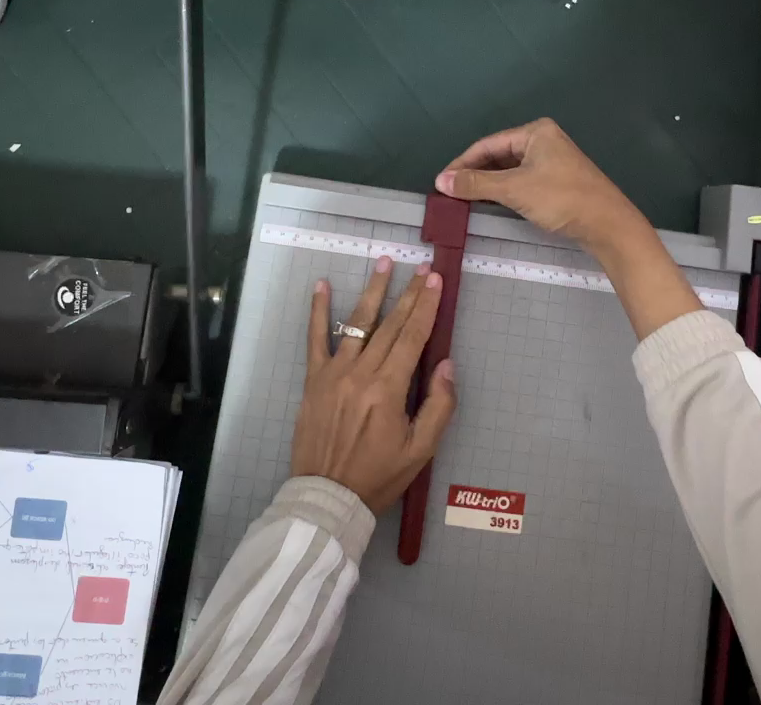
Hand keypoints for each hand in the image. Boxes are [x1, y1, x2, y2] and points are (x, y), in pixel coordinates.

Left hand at [291, 258, 457, 512]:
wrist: (327, 497)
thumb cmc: (379, 475)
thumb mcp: (421, 449)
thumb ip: (439, 405)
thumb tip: (446, 364)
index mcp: (389, 389)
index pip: (413, 337)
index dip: (426, 306)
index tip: (436, 281)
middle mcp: (361, 373)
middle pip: (390, 324)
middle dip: (408, 293)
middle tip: (421, 267)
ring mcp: (334, 373)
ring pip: (357, 323)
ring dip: (373, 290)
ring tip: (384, 262)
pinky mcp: (314, 379)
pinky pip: (315, 339)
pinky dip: (318, 311)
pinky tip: (322, 285)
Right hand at [436, 119, 702, 338]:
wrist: (608, 224)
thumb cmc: (561, 198)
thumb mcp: (514, 189)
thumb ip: (476, 184)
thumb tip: (441, 181)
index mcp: (535, 132)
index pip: (487, 144)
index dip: (462, 164)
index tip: (442, 183)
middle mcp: (543, 141)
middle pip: (498, 155)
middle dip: (475, 174)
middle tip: (451, 194)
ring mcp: (552, 161)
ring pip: (510, 170)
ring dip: (488, 184)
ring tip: (465, 200)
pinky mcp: (558, 181)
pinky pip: (522, 181)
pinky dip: (504, 191)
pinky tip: (492, 203)